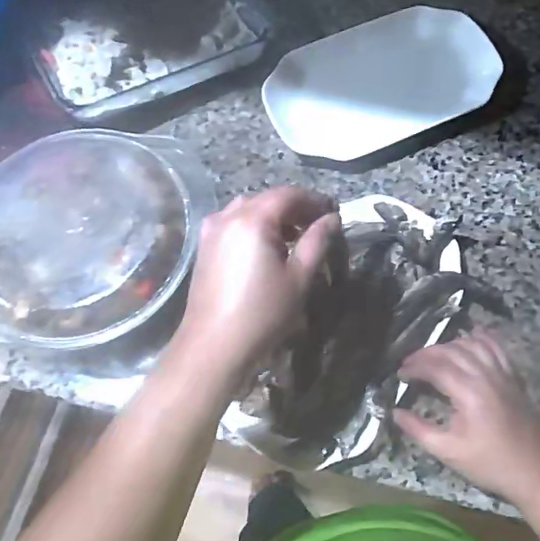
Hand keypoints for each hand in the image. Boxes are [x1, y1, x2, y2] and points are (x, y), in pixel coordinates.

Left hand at [173, 187, 338, 376]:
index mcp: (252, 220)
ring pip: (249, 209)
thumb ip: (317, 241)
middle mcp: (228, 216)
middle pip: (267, 199)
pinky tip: (268, 248)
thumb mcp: (299, 278)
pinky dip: (255, 226)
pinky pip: (234, 223)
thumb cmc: (262, 313)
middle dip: (295, 207)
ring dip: (274, 216)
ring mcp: (212, 231)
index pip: (288, 194)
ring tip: (295, 237)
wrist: (213, 346)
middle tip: (318, 225)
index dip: (314, 200)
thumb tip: (332, 219)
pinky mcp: (205, 247)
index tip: (334, 211)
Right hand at [394, 331, 539, 504]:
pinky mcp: (514, 377)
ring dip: (450, 344)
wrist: (537, 470)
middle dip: (427, 353)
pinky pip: (496, 348)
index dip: (414, 367)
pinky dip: (480, 339)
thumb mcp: (449, 452)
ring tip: (434, 355)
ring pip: (473, 344)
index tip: (399, 374)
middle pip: (452, 350)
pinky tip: (472, 336)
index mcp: (469, 392)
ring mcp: (503, 373)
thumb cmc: (491, 464)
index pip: (435, 367)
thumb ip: (419, 430)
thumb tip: (396, 412)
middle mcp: (486, 374)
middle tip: (410, 363)